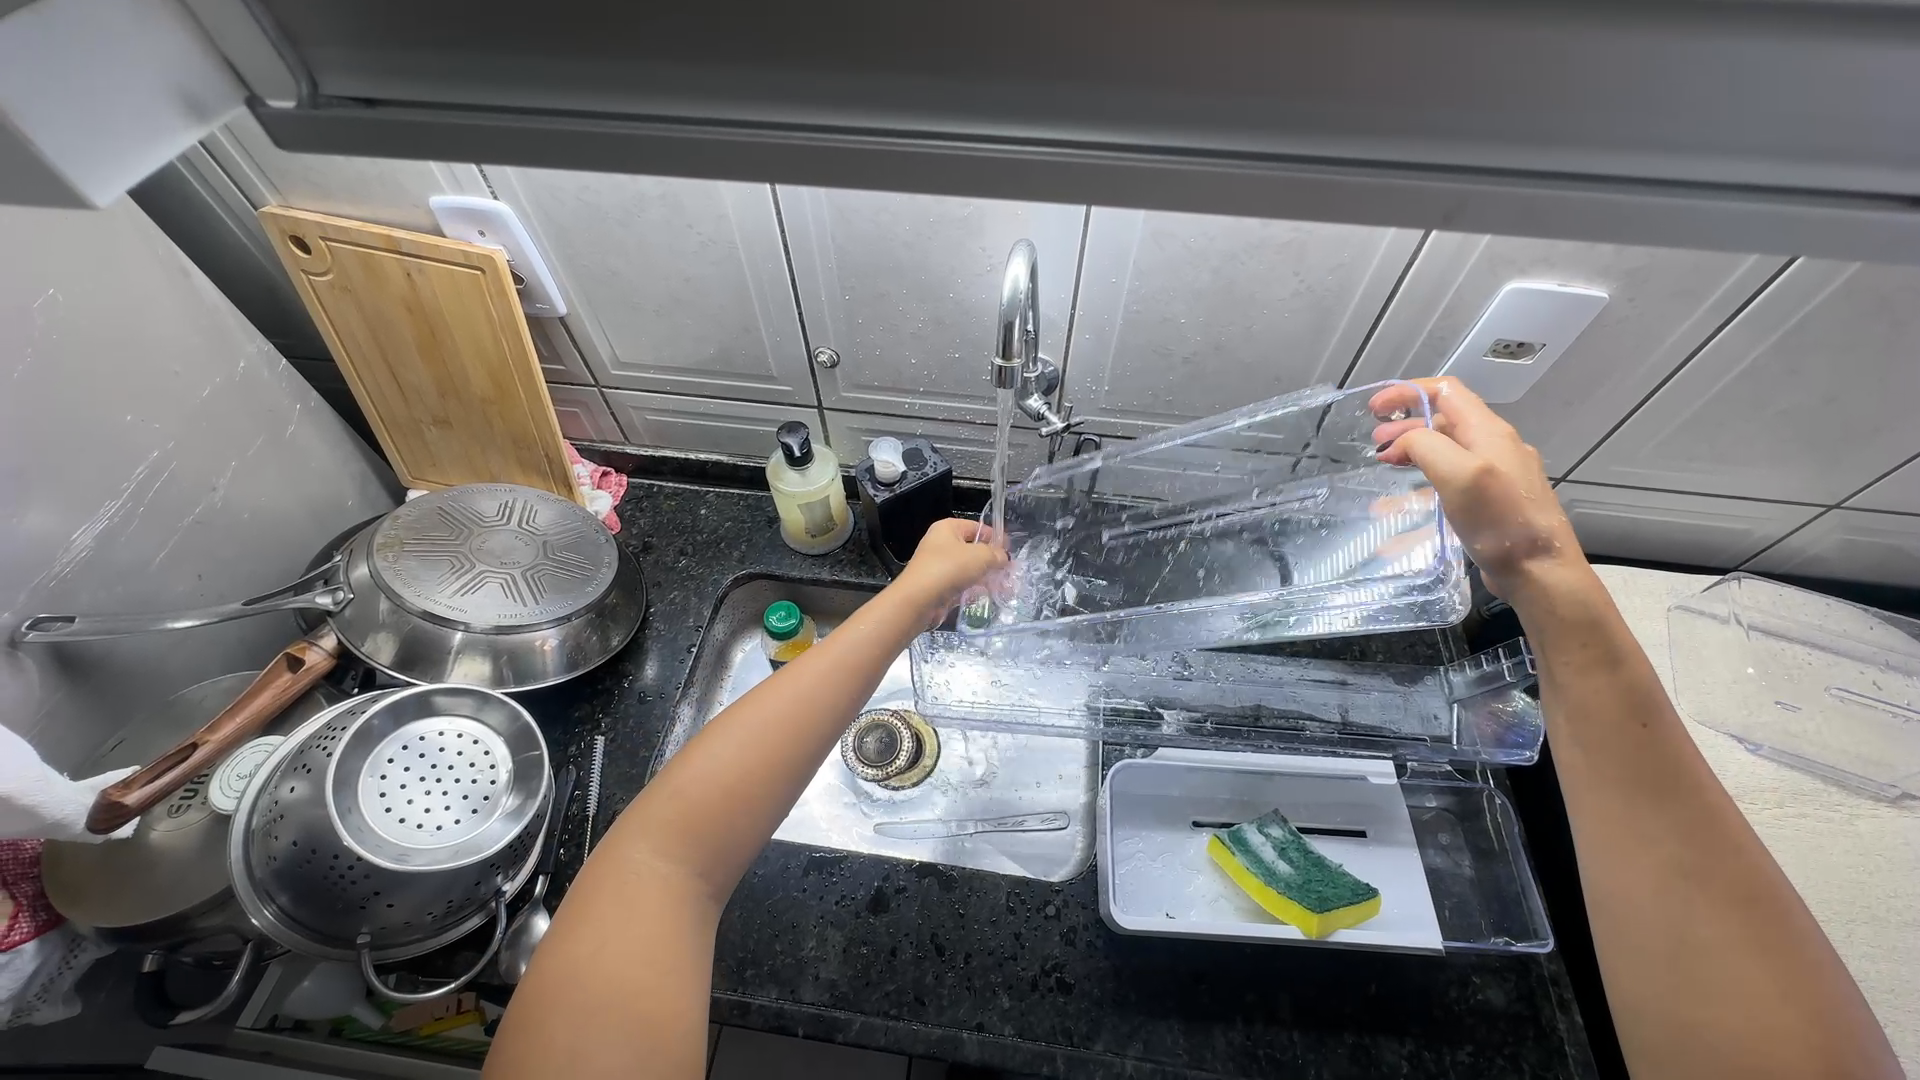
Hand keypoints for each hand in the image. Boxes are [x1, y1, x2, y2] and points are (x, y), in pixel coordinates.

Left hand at [892, 518, 1008, 621]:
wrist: (920, 600)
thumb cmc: (949, 569)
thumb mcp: (980, 556)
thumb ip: (996, 554)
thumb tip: (1004, 557)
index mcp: (947, 528)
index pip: (976, 527)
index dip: (994, 537)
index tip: (1010, 550)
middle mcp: (940, 544)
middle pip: (972, 549)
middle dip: (991, 560)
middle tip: (1009, 571)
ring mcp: (938, 566)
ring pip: (968, 569)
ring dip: (985, 577)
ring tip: (1003, 587)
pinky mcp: (938, 586)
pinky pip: (961, 585)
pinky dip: (973, 589)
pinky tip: (987, 596)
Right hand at [1370, 377, 1587, 606]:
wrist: (1539, 572)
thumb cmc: (1500, 521)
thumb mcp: (1459, 473)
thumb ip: (1426, 446)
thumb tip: (1401, 442)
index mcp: (1488, 432)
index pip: (1446, 391)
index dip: (1407, 392)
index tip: (1374, 408)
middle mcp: (1493, 447)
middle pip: (1444, 420)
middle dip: (1405, 425)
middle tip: (1374, 443)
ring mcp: (1493, 475)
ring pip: (1444, 451)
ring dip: (1410, 452)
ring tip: (1384, 466)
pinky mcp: (1488, 503)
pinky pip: (1447, 482)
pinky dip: (1419, 485)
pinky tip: (1398, 505)